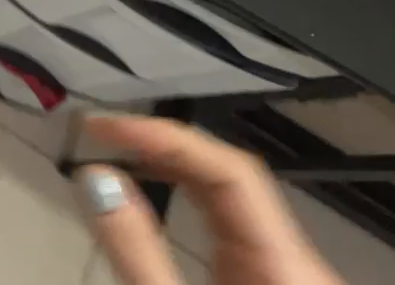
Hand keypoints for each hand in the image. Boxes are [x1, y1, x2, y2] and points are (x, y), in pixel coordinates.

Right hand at [77, 116, 343, 284]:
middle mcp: (298, 262)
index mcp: (288, 267)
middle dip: (160, 142)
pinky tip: (150, 181)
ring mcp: (286, 270)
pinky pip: (227, 218)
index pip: (231, 170)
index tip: (102, 125)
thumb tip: (96, 178)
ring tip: (113, 145)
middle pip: (229, 174)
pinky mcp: (270, 279)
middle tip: (98, 131)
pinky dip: (182, 190)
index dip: (166, 134)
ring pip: (228, 194)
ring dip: (167, 161)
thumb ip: (137, 251)